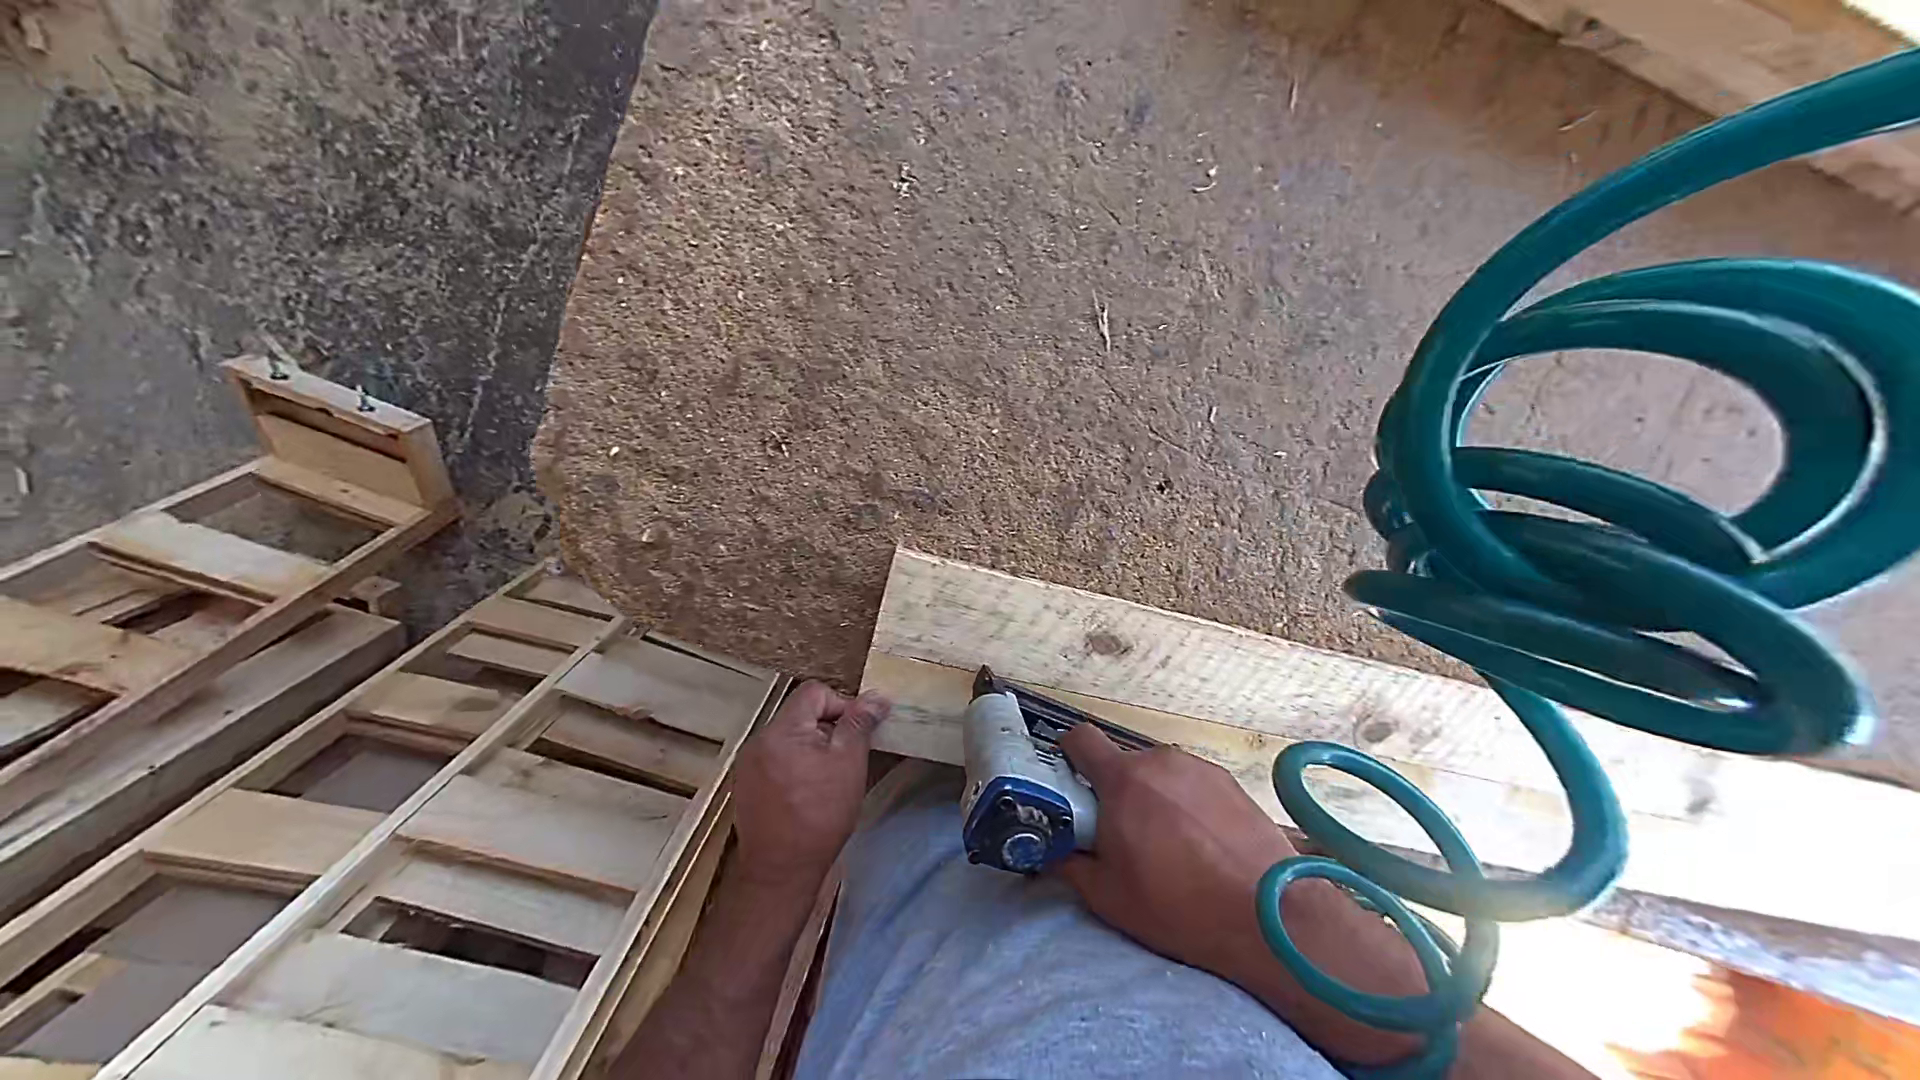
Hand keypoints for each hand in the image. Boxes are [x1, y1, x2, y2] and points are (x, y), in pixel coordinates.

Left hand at [731, 681, 888, 887]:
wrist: (781, 871)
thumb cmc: (820, 815)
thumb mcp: (849, 763)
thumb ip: (859, 723)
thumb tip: (876, 697)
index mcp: (782, 730)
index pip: (814, 692)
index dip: (841, 705)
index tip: (855, 734)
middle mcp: (759, 740)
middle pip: (800, 714)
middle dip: (827, 729)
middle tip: (845, 760)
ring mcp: (748, 764)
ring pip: (789, 737)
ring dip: (811, 747)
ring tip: (826, 779)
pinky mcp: (746, 785)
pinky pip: (776, 759)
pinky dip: (794, 765)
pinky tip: (806, 793)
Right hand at [1055, 725, 1433, 1064]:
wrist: (1271, 917)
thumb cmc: (1179, 907)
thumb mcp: (1108, 897)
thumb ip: (1069, 864)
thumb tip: (1052, 851)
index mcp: (1122, 780)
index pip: (1080, 738)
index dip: (1068, 755)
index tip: (1072, 784)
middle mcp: (1159, 760)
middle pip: (1121, 762)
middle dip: (1115, 790)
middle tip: (1125, 833)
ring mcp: (1197, 767)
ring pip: (1158, 772)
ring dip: (1152, 795)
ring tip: (1171, 843)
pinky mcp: (1229, 780)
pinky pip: (1191, 781)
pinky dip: (1186, 801)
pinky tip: (1204, 841)